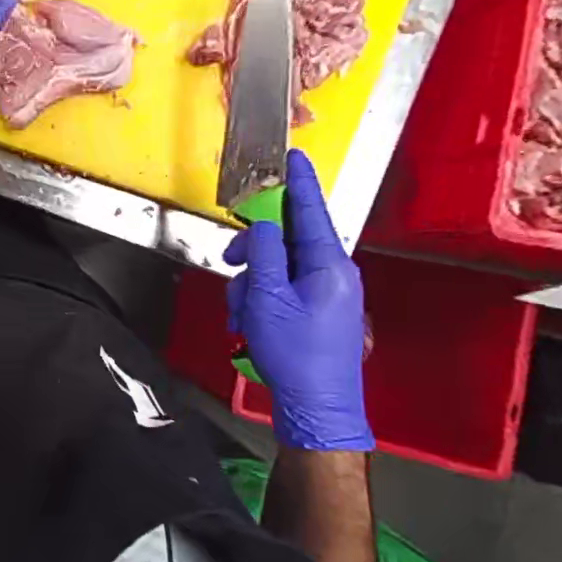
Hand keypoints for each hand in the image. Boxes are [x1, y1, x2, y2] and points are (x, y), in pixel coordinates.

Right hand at [221, 150, 373, 451]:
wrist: (317, 405)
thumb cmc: (294, 351)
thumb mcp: (269, 298)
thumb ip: (264, 254)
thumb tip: (265, 225)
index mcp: (329, 264)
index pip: (311, 212)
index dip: (300, 183)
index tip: (294, 156)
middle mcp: (331, 274)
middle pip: (286, 243)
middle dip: (253, 254)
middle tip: (229, 263)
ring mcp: (324, 296)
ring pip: (276, 271)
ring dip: (250, 287)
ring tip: (242, 316)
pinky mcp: (314, 314)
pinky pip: (280, 293)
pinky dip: (259, 303)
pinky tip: (248, 324)